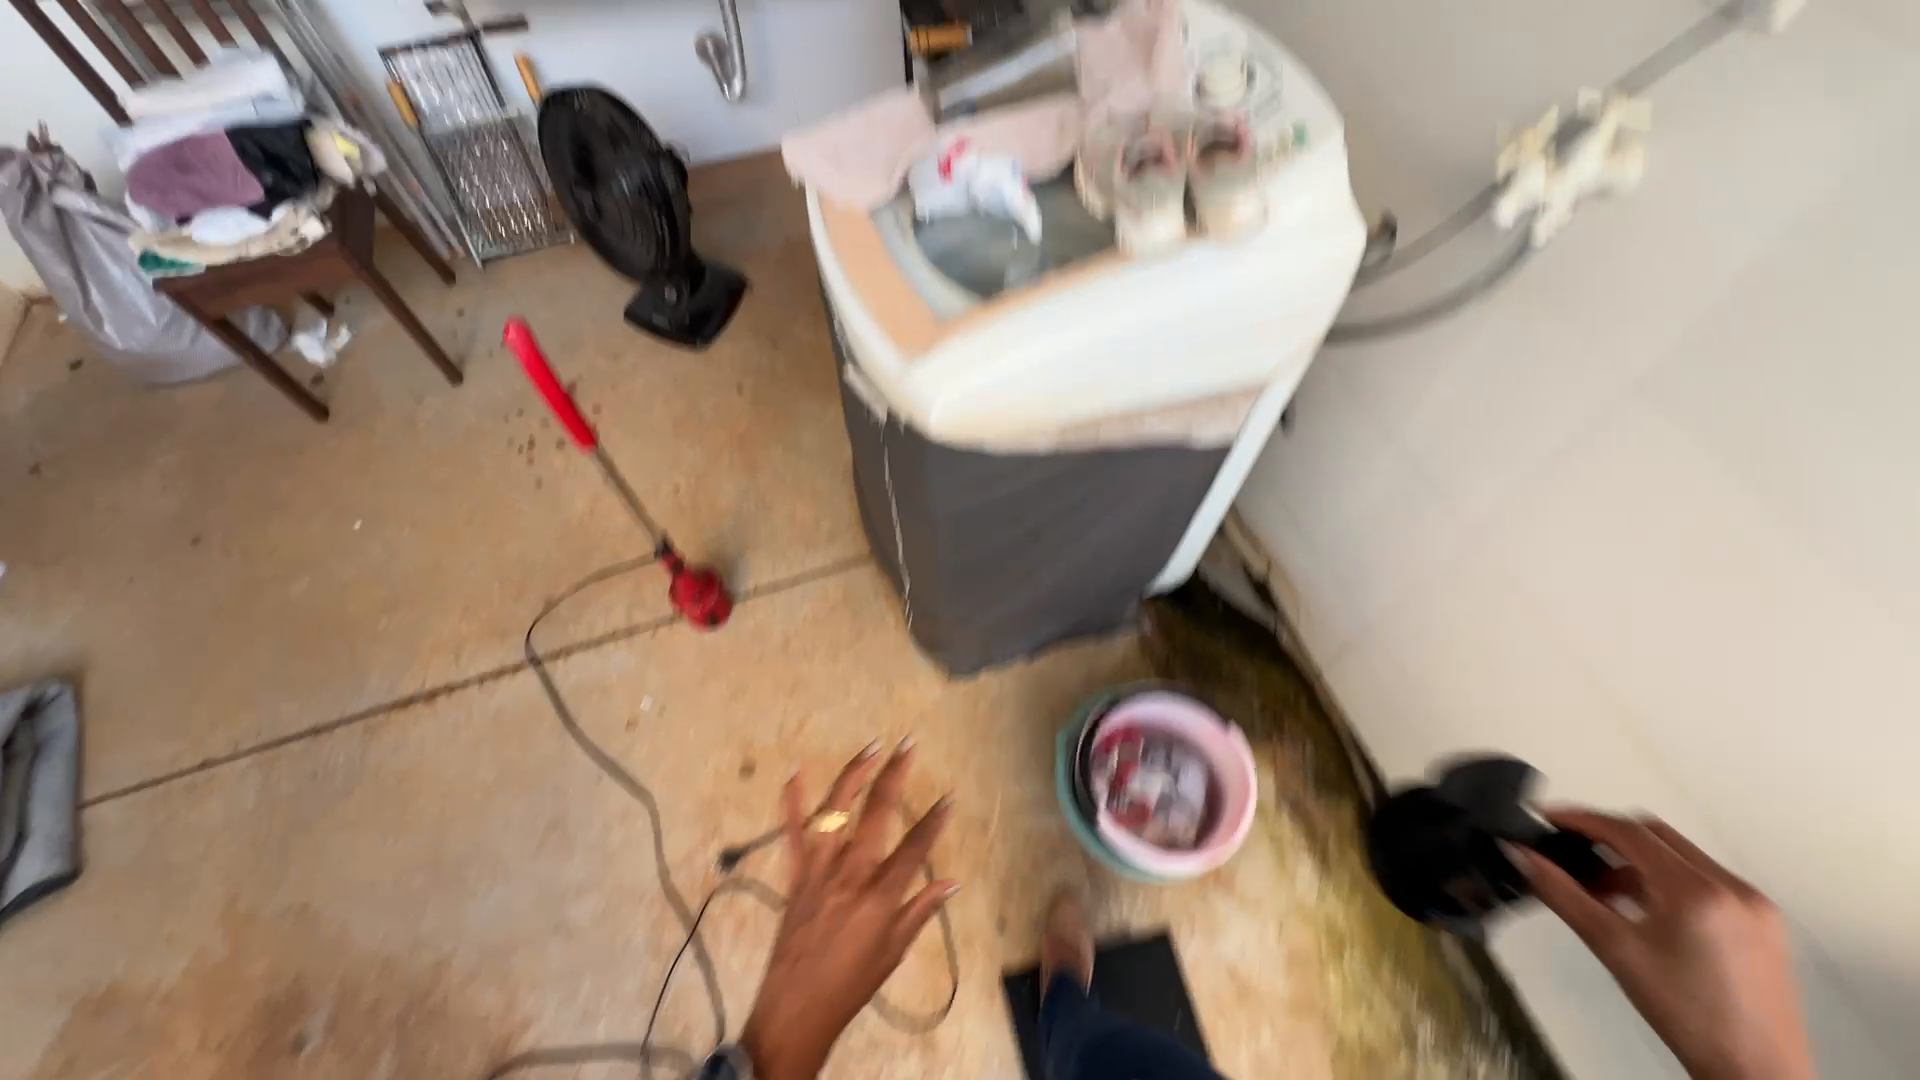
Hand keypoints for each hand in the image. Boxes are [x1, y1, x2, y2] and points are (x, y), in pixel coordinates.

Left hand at [740, 739, 957, 1079]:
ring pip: (835, 809)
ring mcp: (818, 869)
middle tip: (908, 745)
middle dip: (896, 774)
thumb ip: (921, 911)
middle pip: (878, 812)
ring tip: (871, 747)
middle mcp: (850, 873)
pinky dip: (791, 800)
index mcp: (880, 895)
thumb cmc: (852, 984)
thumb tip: (952, 881)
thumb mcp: (894, 951)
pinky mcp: (795, 874)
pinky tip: (794, 771)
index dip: (935, 820)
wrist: (795, 1009)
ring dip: (853, 774)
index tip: (949, 796)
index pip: (915, 847)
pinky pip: (792, 831)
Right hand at [1518, 811, 1813, 1079]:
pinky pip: (1703, 880)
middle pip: (1656, 835)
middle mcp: (1733, 887)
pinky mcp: (1763, 923)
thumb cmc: (1683, 1012)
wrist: (1755, 1073)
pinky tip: (1639, 907)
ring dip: (1635, 859)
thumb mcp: (1611, 947)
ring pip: (1679, 856)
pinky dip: (1664, 880)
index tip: (1545, 819)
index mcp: (1698, 890)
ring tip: (1600, 887)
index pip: (1628, 831)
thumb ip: (1560, 893)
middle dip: (1607, 835)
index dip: (1581, 819)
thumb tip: (1518, 853)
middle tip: (1568, 850)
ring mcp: (1754, 905)